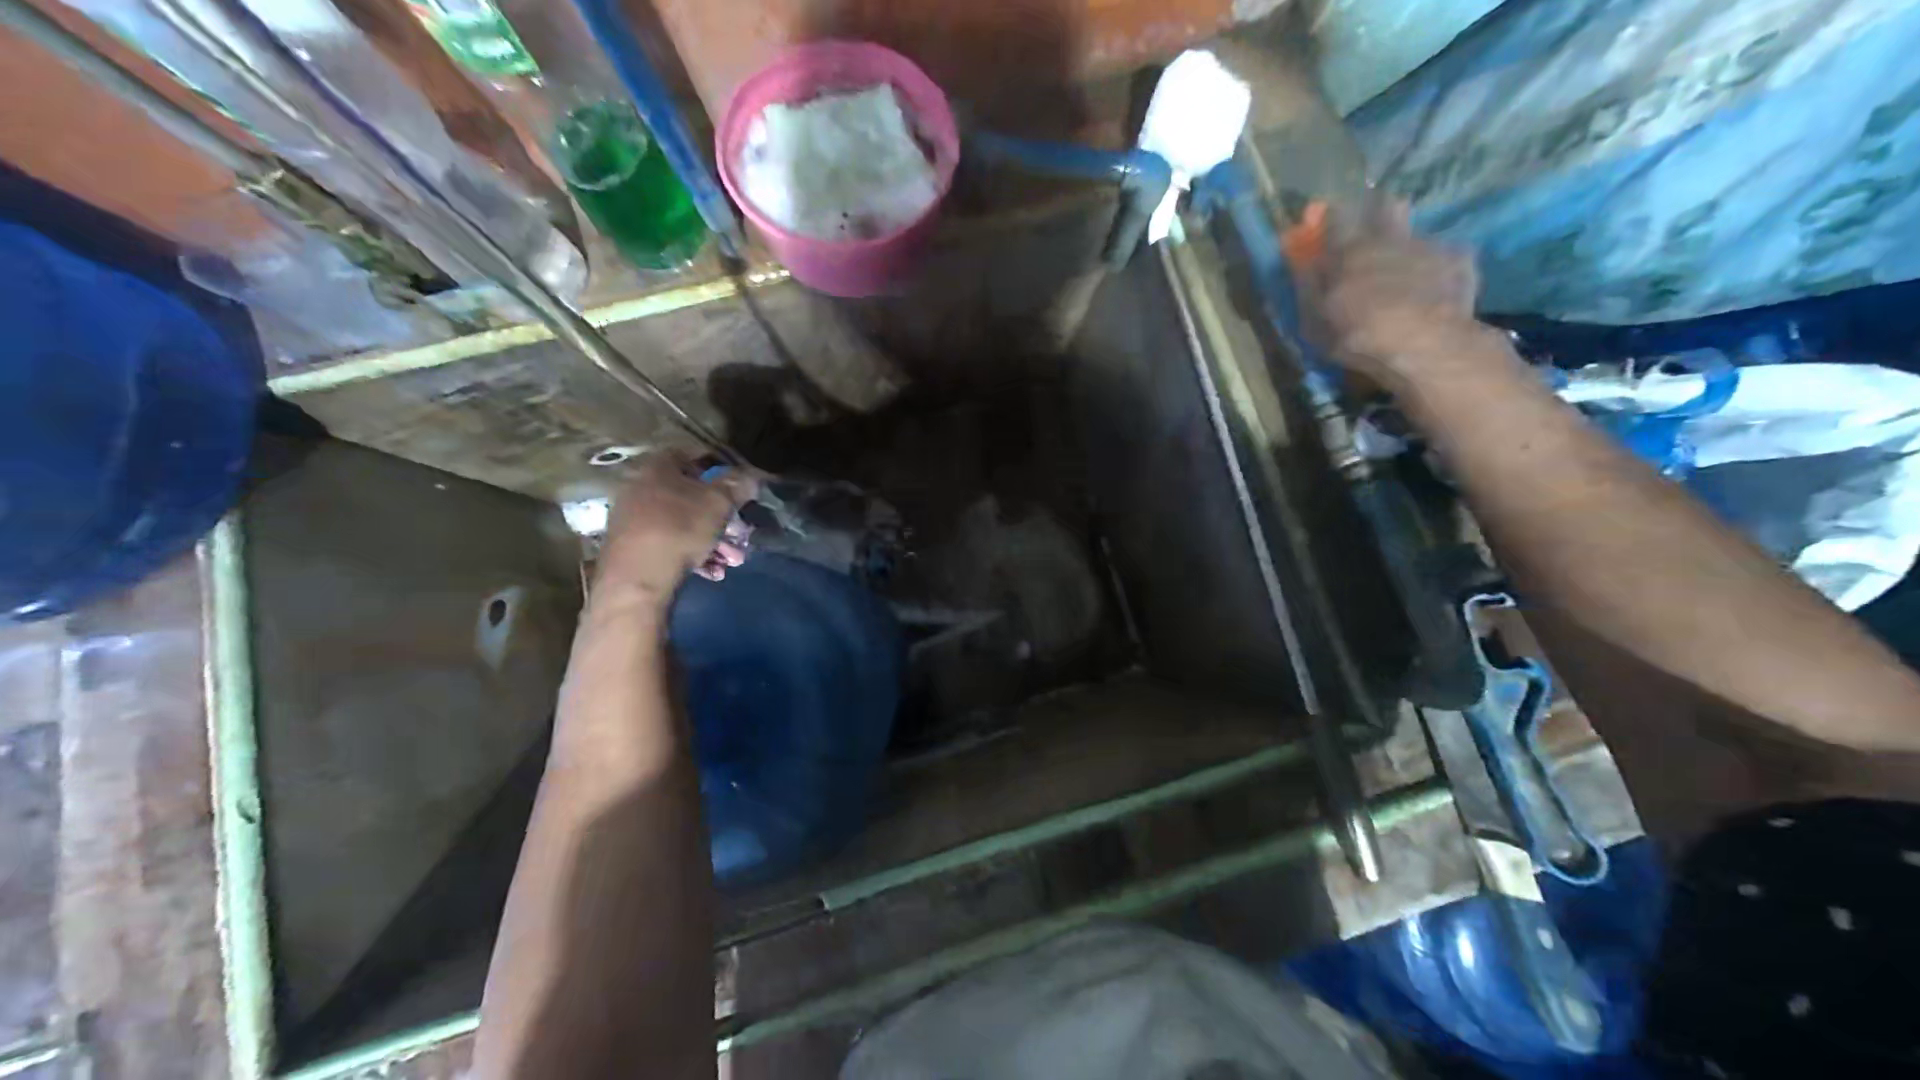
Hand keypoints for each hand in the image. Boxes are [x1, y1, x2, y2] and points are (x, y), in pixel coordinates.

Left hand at [597, 451, 757, 605]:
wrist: (636, 578)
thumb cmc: (679, 529)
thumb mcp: (718, 503)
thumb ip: (737, 485)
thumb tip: (751, 475)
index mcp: (656, 467)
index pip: (690, 455)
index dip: (718, 467)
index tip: (738, 485)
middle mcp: (638, 487)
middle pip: (689, 495)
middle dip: (720, 515)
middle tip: (740, 533)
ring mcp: (631, 518)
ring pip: (682, 523)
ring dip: (711, 540)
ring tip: (731, 561)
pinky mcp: (630, 547)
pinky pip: (669, 543)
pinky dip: (692, 554)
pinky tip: (711, 571)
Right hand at [1307, 199, 1494, 387]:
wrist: (1425, 345)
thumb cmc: (1358, 336)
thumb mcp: (1314, 322)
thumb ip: (1308, 286)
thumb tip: (1302, 261)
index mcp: (1349, 249)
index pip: (1336, 214)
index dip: (1331, 218)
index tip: (1327, 228)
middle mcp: (1388, 235)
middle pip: (1384, 205)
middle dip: (1377, 213)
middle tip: (1372, 239)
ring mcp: (1428, 243)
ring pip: (1413, 233)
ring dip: (1405, 247)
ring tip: (1404, 276)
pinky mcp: (1460, 257)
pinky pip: (1442, 255)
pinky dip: (1434, 269)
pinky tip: (1432, 292)